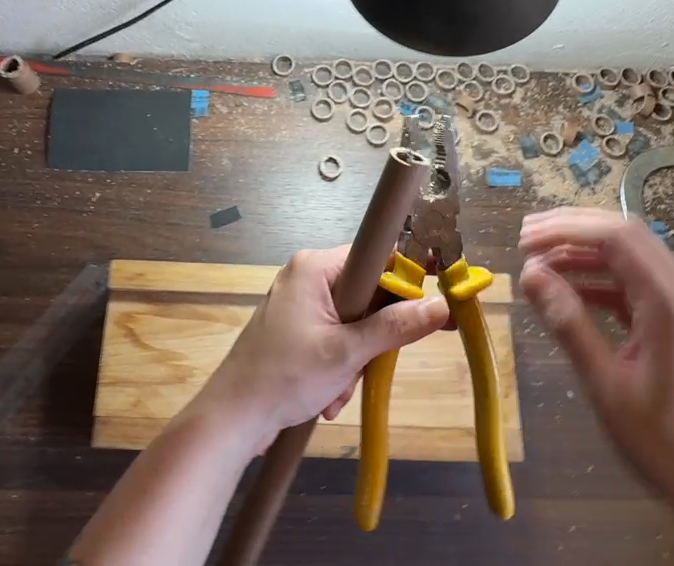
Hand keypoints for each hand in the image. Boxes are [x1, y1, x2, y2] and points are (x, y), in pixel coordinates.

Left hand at [194, 244, 448, 450]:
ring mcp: (300, 303)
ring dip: (355, 362)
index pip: (376, 257)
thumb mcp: (347, 353)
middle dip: (372, 338)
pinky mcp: (296, 329)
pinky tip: (326, 397)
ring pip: (353, 323)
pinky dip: (338, 368)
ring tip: (336, 390)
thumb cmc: (285, 376)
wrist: (233, 417)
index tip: (429, 305)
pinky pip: (335, 339)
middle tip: (370, 365)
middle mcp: (307, 276)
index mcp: (315, 267)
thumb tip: (441, 305)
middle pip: (367, 294)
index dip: (405, 279)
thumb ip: (395, 327)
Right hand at [519, 209, 673, 563]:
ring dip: (587, 253)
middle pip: (627, 236)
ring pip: (635, 258)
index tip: (525, 241)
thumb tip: (531, 275)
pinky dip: (604, 280)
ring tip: (542, 262)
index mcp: (671, 305)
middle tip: (528, 236)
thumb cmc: (666, 444)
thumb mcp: (607, 385)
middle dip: (574, 229)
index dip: (565, 230)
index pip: (616, 238)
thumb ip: (568, 323)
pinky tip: (574, 293)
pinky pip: (641, 286)